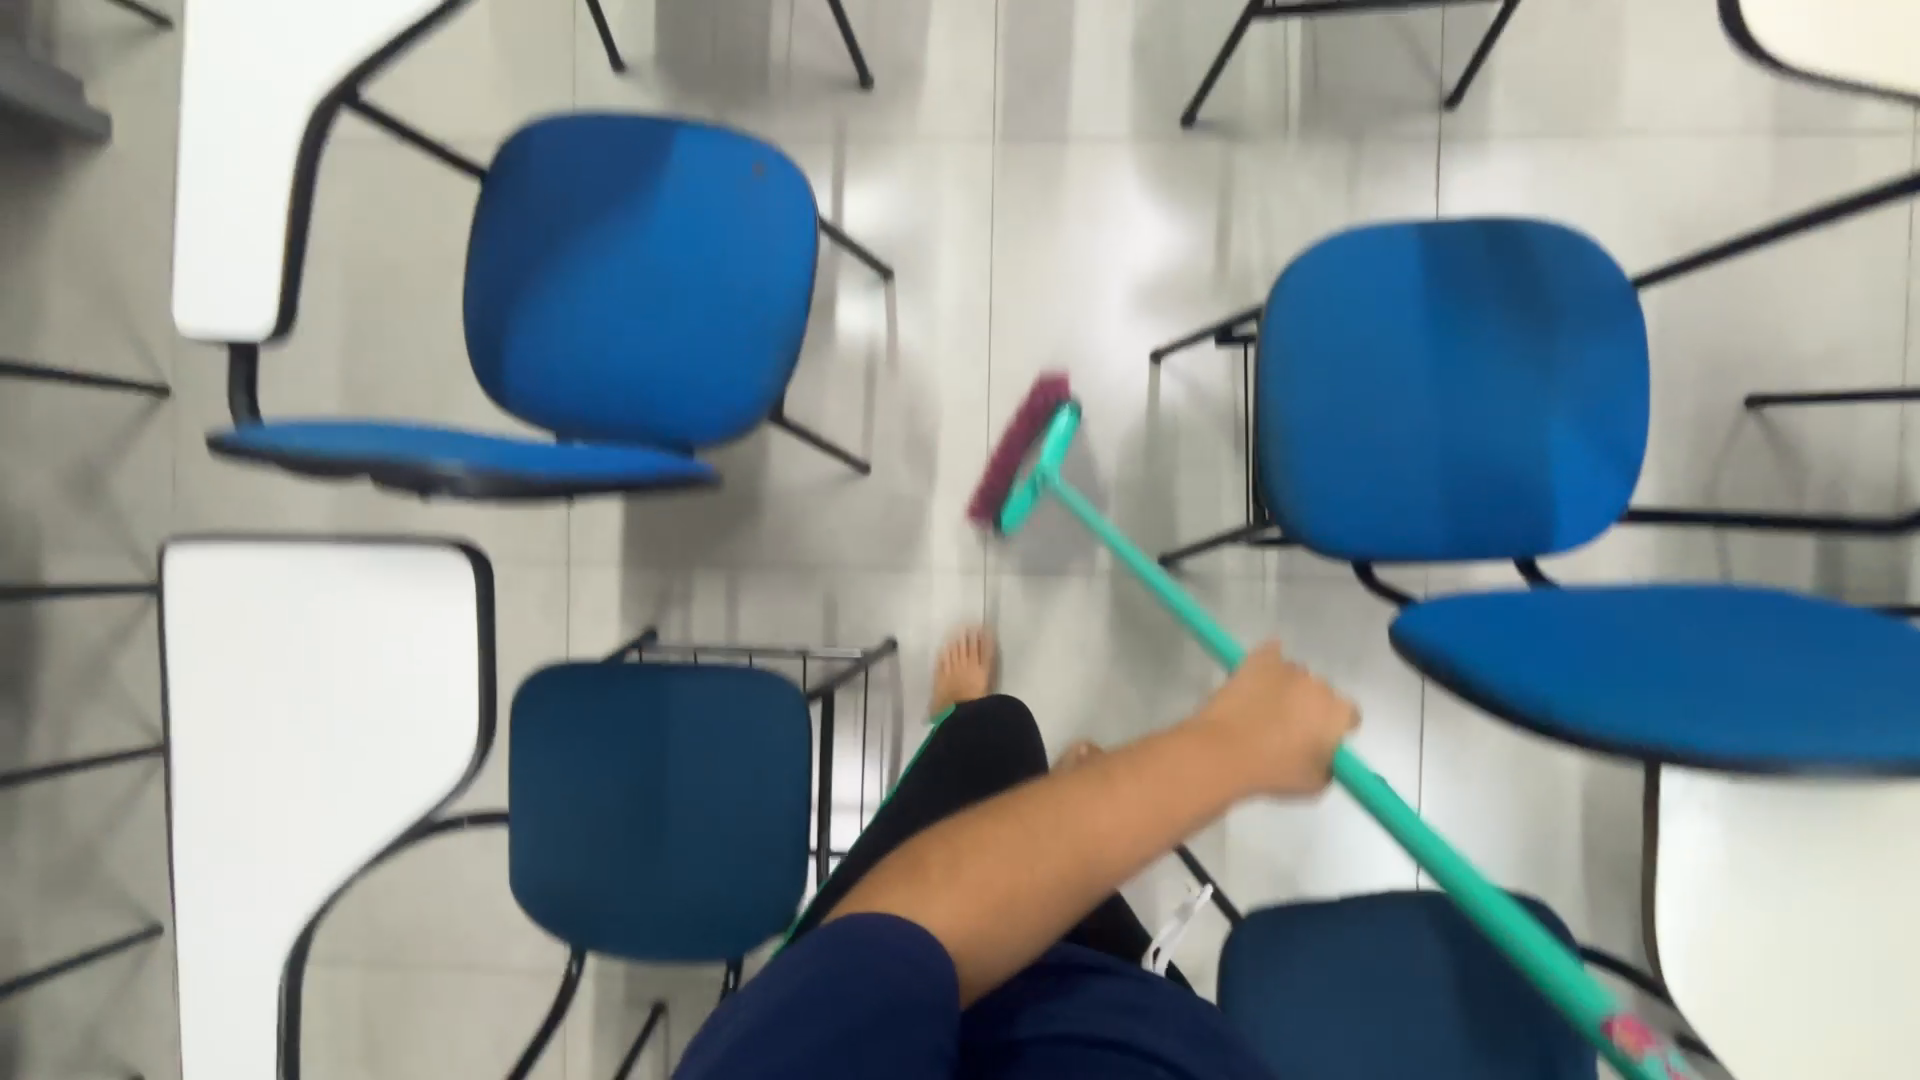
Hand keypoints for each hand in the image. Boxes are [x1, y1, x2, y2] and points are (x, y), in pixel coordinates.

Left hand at [1188, 642, 1356, 797]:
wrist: (1225, 750)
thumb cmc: (1274, 770)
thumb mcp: (1315, 783)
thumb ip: (1329, 765)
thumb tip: (1325, 755)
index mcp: (1338, 713)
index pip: (1348, 715)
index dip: (1334, 727)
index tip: (1317, 739)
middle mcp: (1318, 685)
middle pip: (1320, 692)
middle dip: (1309, 705)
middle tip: (1287, 724)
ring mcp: (1287, 668)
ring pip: (1295, 674)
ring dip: (1287, 686)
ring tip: (1264, 704)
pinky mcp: (1258, 660)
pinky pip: (1270, 652)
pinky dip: (1269, 659)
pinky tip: (1261, 668)